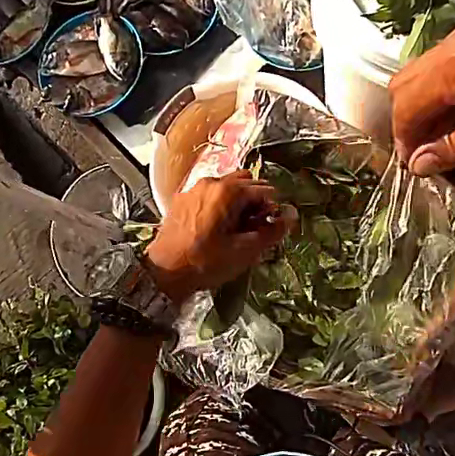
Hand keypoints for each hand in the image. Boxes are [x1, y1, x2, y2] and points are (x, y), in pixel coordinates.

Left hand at [145, 172, 296, 300]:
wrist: (163, 272)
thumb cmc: (205, 262)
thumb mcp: (245, 251)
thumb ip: (271, 231)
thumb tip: (291, 216)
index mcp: (227, 190)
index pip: (264, 190)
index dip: (272, 209)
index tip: (270, 227)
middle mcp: (209, 182)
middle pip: (244, 183)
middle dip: (254, 202)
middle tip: (255, 227)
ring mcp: (192, 190)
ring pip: (224, 188)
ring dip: (236, 203)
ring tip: (236, 228)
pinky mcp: (180, 202)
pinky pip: (207, 196)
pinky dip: (217, 206)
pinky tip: (216, 228)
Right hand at [389, 10, 454, 174]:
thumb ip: (453, 146)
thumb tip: (418, 163)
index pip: (408, 100)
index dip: (404, 137)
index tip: (414, 167)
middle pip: (411, 81)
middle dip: (413, 121)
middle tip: (429, 155)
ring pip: (431, 73)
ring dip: (432, 108)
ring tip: (449, 140)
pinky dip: (453, 94)